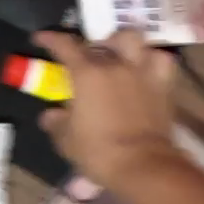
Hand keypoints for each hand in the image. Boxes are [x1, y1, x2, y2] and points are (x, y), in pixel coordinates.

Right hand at [31, 29, 189, 190]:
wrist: (143, 166)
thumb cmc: (99, 153)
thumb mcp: (67, 141)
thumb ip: (57, 123)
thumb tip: (49, 116)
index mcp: (86, 74)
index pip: (65, 46)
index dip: (51, 38)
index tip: (41, 38)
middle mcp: (114, 65)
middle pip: (98, 42)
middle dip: (86, 46)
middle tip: (83, 60)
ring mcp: (141, 71)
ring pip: (133, 39)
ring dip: (122, 42)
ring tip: (117, 54)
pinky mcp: (162, 84)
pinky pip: (161, 59)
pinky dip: (152, 58)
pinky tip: (145, 67)